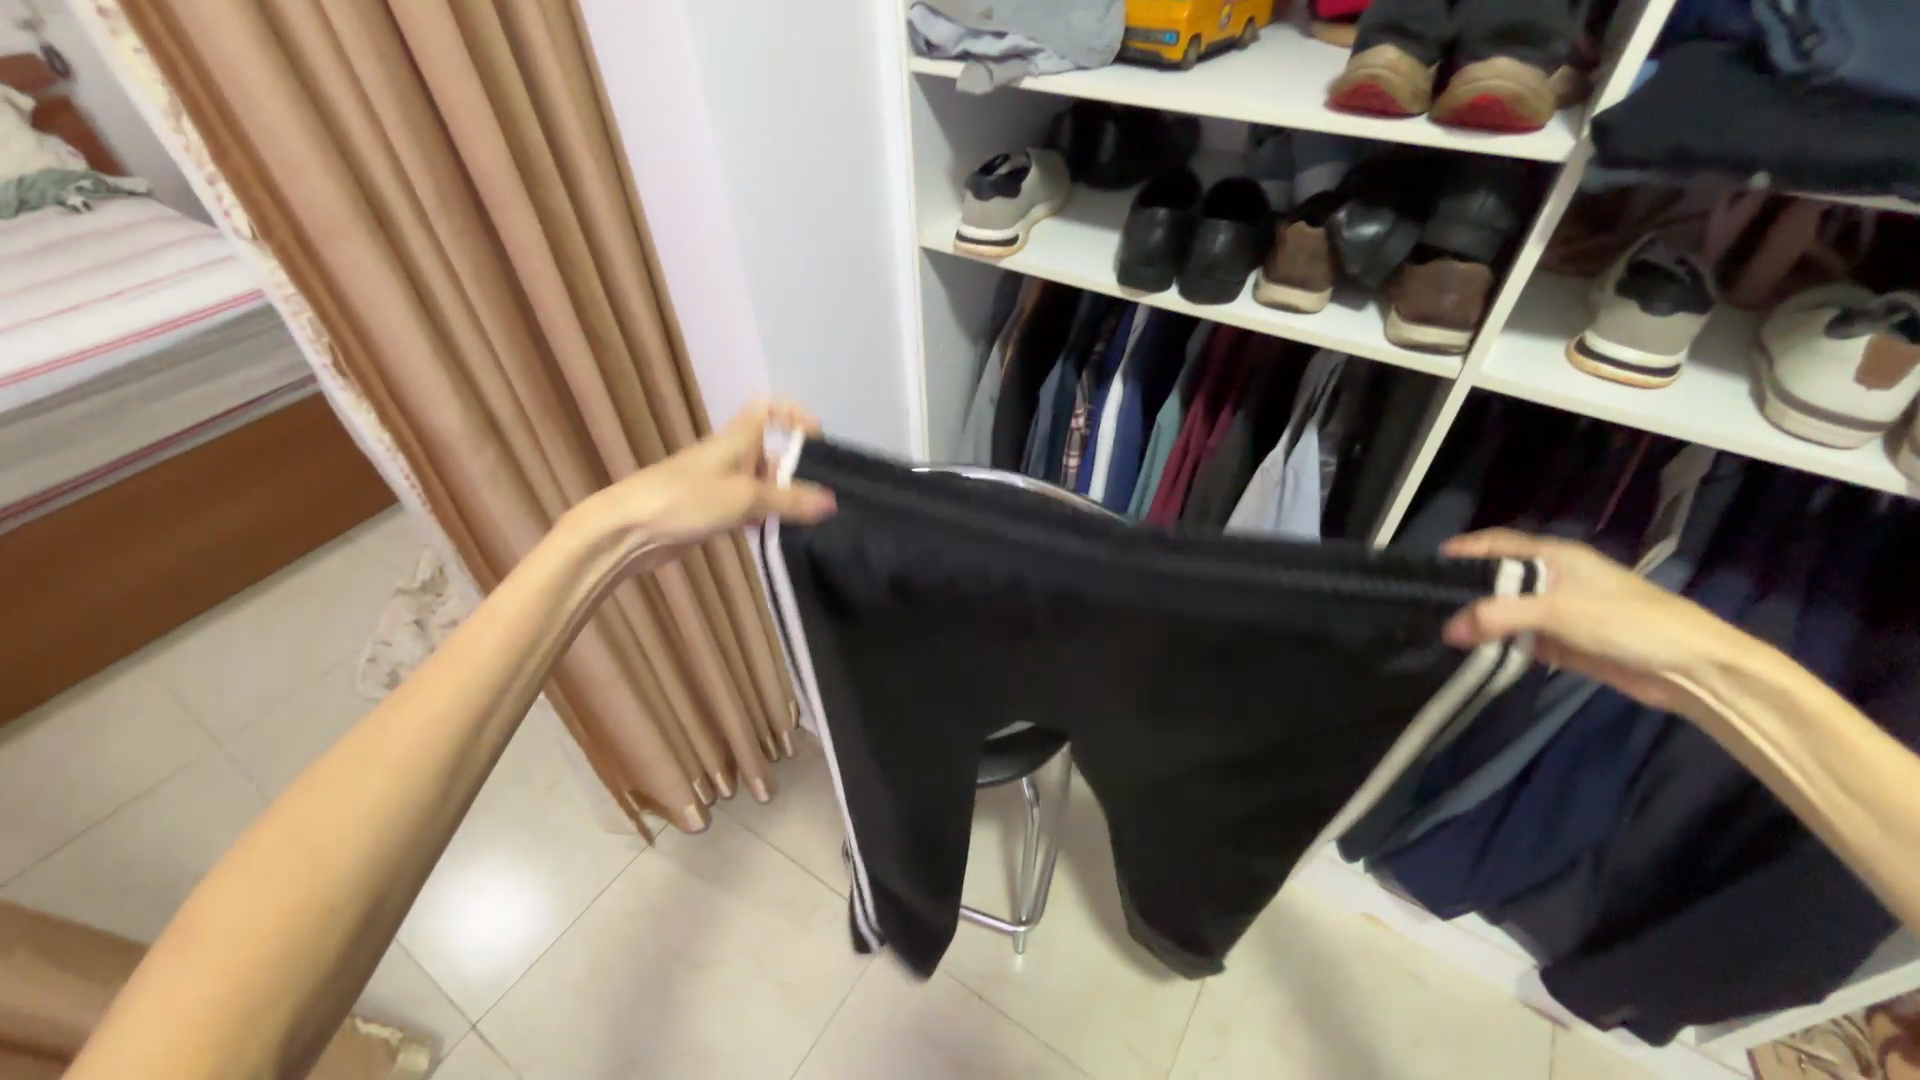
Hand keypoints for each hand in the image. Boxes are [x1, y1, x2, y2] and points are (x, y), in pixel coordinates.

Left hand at [581, 399, 836, 551]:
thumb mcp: (746, 497)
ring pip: (762, 487)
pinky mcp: (710, 511)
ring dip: (781, 503)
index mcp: (737, 438)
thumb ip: (790, 501)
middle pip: (773, 455)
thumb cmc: (687, 500)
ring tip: (805, 525)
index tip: (816, 440)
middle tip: (819, 503)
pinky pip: (747, 510)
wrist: (627, 530)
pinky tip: (775, 537)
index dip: (794, 415)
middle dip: (797, 476)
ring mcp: (720, 484)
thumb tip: (832, 503)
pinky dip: (762, 519)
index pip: (769, 407)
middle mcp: (731, 456)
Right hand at [1440, 529, 1749, 713]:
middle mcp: (1553, 581)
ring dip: (1479, 622)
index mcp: (1555, 558)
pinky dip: (1497, 646)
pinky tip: (1473, 654)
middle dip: (1465, 590)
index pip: (1500, 544)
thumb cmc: (1628, 621)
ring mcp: (1557, 614)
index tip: (1430, 563)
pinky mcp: (1562, 644)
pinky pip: (1519, 641)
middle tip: (1426, 602)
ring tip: (1439, 630)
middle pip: (1498, 579)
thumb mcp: (1558, 610)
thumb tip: (1447, 629)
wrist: (1691, 668)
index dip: (1467, 549)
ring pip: (1506, 613)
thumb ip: (1500, 616)